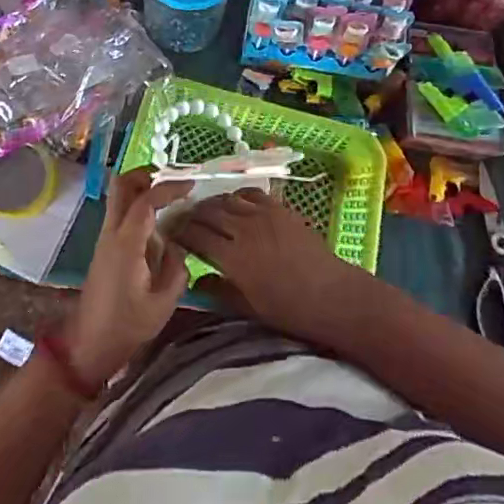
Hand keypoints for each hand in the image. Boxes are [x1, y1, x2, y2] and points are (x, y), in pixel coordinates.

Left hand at [62, 167, 189, 385]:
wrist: (89, 345)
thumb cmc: (127, 326)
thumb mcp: (164, 301)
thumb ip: (176, 267)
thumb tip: (176, 245)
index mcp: (126, 243)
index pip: (146, 200)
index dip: (168, 188)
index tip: (190, 186)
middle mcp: (111, 234)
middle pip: (120, 186)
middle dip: (145, 175)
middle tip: (173, 180)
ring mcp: (105, 239)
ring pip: (118, 198)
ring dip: (142, 189)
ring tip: (172, 198)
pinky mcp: (105, 248)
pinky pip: (121, 214)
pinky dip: (138, 206)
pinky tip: (160, 222)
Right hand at [169, 187, 367, 343]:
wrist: (332, 295)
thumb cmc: (289, 309)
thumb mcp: (248, 307)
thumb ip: (219, 290)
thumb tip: (197, 279)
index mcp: (233, 257)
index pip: (196, 236)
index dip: (180, 233)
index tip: (171, 234)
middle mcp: (244, 230)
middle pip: (208, 213)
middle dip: (192, 216)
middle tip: (185, 222)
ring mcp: (264, 215)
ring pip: (228, 200)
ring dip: (213, 204)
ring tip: (206, 211)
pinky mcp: (280, 209)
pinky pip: (252, 194)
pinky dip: (238, 196)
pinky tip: (235, 204)